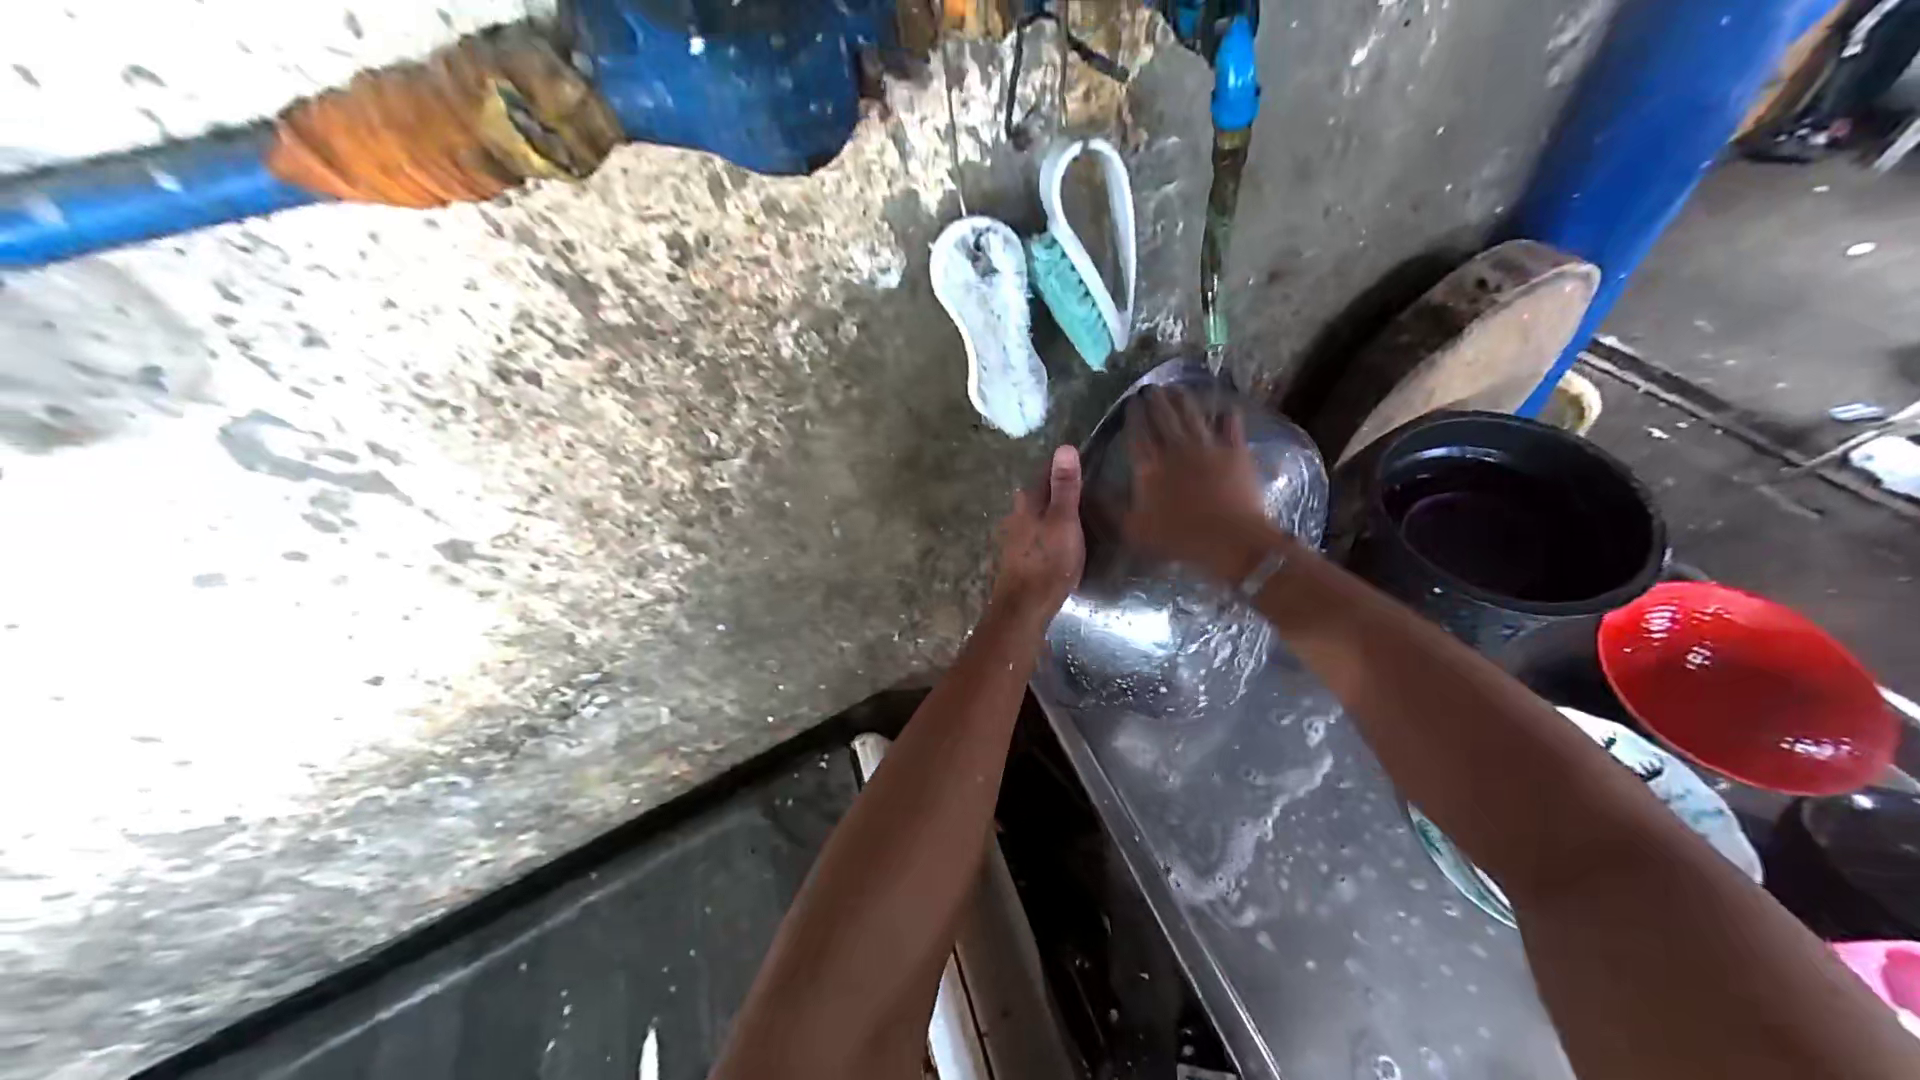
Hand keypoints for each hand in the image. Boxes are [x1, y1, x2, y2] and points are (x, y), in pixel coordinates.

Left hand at [990, 445, 1085, 624]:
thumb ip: (1065, 487)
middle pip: (1038, 495)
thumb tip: (1064, 447)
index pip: (1044, 473)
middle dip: (1055, 490)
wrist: (1025, 605)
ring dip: (1051, 513)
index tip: (1081, 461)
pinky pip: (1036, 536)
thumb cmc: (1048, 560)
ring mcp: (1015, 538)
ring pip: (1035, 516)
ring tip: (1075, 514)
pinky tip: (1059, 541)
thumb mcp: (1064, 520)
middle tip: (1082, 489)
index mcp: (1028, 502)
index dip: (1062, 466)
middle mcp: (1017, 515)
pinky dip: (1048, 533)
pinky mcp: (1018, 557)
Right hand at [1123, 386, 1277, 579]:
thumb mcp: (1132, 528)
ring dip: (1184, 398)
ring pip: (1193, 413)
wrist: (1228, 538)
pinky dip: (1226, 416)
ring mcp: (1207, 446)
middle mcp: (1175, 447)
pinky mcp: (1235, 451)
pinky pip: (1230, 425)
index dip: (1133, 415)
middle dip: (1156, 399)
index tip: (1130, 402)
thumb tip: (1089, 489)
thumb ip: (1110, 507)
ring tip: (1177, 388)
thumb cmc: (1177, 536)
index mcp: (1149, 465)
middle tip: (1151, 388)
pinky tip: (1224, 409)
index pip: (1137, 432)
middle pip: (1164, 415)